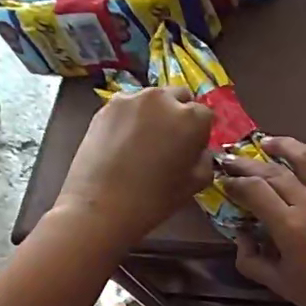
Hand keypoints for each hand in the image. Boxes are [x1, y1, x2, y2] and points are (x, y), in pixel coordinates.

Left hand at [53, 86, 213, 248]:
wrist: (101, 206)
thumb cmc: (153, 200)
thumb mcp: (195, 185)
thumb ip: (205, 159)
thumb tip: (199, 149)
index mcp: (191, 118)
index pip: (205, 115)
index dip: (200, 133)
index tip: (191, 149)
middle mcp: (164, 99)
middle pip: (179, 98)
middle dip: (178, 115)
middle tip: (168, 142)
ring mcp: (132, 98)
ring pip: (152, 100)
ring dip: (154, 114)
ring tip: (143, 142)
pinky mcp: (107, 105)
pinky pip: (128, 107)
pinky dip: (131, 118)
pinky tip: (123, 142)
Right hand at [218, 136, 305, 305]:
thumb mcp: (276, 283)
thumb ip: (249, 258)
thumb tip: (240, 234)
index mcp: (291, 228)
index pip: (255, 191)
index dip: (235, 182)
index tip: (224, 180)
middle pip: (275, 172)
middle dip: (248, 163)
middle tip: (232, 158)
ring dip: (284, 145)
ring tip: (266, 142)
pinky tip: (303, 154)